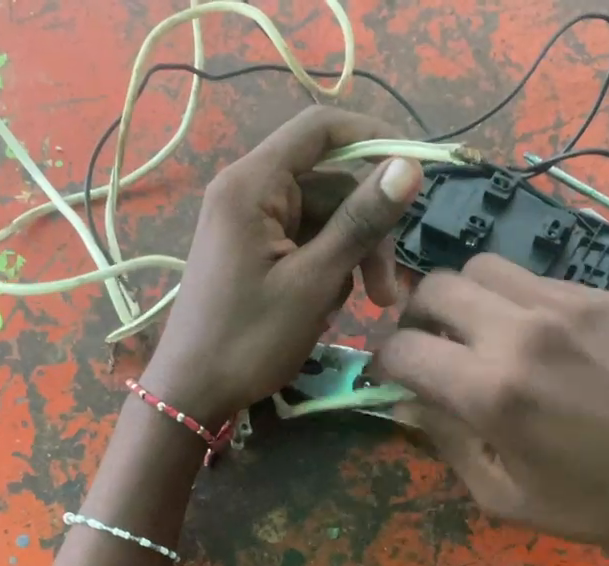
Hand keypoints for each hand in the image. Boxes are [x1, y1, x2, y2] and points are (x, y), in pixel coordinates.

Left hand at [138, 106, 425, 422]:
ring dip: (350, 258)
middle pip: (329, 183)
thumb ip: (360, 222)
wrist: (192, 393)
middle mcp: (248, 191)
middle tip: (387, 292)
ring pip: (322, 219)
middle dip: (366, 230)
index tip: (416, 175)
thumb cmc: (249, 339)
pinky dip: (325, 270)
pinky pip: (303, 243)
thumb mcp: (313, 282)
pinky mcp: (252, 252)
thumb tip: (410, 167)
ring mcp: (249, 223)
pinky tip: (325, 309)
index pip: (321, 128)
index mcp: (252, 184)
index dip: (374, 139)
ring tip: (359, 308)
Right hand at [375, 254, 608, 565]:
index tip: (388, 377)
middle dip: (414, 319)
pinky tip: (533, 339)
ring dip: (462, 300)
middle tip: (426, 350)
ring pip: (482, 268)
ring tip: (476, 336)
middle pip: (434, 287)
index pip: (402, 349)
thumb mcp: (504, 496)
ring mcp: (567, 305)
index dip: (381, 363)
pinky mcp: (603, 296)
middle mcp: (522, 332)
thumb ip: (446, 440)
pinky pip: (534, 279)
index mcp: (493, 391)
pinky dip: (513, 302)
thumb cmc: (597, 505)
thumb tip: (406, 401)